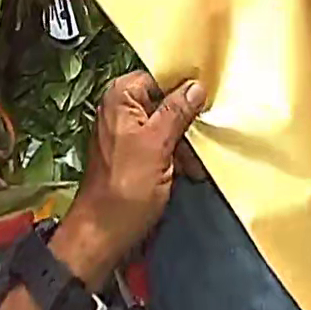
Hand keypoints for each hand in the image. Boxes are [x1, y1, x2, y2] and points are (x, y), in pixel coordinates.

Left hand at [55, 72, 206, 286]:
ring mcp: (125, 131)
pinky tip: (189, 172)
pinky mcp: (132, 153)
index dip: (181, 87)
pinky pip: (158, 144)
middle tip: (204, 136)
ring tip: (195, 164)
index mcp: (121, 95)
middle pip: (162, 101)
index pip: (157, 77)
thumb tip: (196, 85)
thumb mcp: (158, 144)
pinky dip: (174, 156)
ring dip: (183, 143)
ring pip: (163, 125)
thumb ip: (177, 112)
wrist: (104, 232)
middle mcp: (120, 107)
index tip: (206, 97)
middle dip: (185, 121)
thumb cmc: (128, 184)